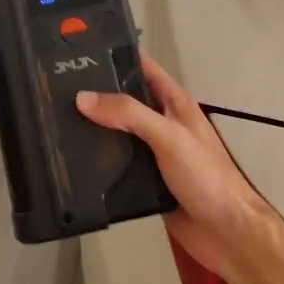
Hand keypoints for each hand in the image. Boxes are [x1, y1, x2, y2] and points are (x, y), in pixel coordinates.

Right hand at [76, 53, 277, 280]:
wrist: (227, 234)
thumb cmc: (205, 176)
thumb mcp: (168, 136)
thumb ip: (129, 114)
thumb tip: (83, 98)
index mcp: (173, 102)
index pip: (141, 67)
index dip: (115, 55)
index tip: (80, 49)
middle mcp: (161, 122)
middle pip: (124, 99)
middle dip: (96, 92)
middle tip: (56, 86)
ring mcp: (153, 152)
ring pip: (118, 132)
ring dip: (95, 128)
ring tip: (56, 119)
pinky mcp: (145, 180)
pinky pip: (118, 163)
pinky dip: (100, 160)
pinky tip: (75, 158)